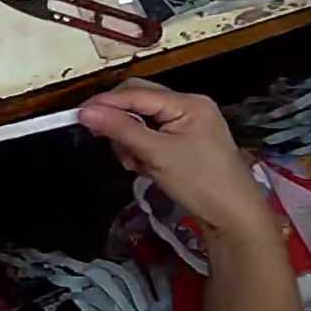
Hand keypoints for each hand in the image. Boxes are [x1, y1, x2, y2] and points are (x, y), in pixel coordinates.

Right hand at [78, 80, 278, 245]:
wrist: (232, 217)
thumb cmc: (200, 182)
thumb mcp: (156, 154)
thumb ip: (120, 129)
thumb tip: (85, 112)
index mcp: (188, 102)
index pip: (136, 93)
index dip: (105, 102)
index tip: (78, 114)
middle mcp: (187, 106)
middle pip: (138, 102)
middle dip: (119, 122)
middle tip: (103, 140)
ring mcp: (185, 123)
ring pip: (140, 120)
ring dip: (128, 139)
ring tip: (133, 162)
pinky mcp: (181, 140)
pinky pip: (149, 135)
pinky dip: (139, 149)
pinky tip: (142, 166)